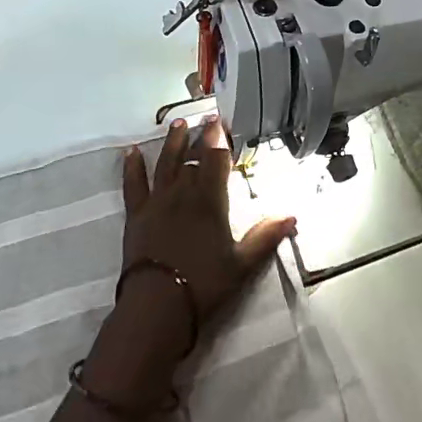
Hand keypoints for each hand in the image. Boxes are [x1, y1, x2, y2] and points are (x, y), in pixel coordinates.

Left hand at [82, 118, 293, 406]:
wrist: (158, 303)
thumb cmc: (205, 284)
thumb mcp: (242, 265)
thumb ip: (265, 238)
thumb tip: (291, 216)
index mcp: (210, 202)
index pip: (216, 161)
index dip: (218, 139)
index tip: (220, 122)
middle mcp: (183, 193)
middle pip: (192, 159)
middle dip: (200, 138)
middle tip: (204, 118)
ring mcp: (157, 201)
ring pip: (165, 164)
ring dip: (172, 143)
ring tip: (177, 124)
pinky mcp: (136, 214)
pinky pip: (133, 184)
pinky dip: (132, 167)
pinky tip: (131, 152)